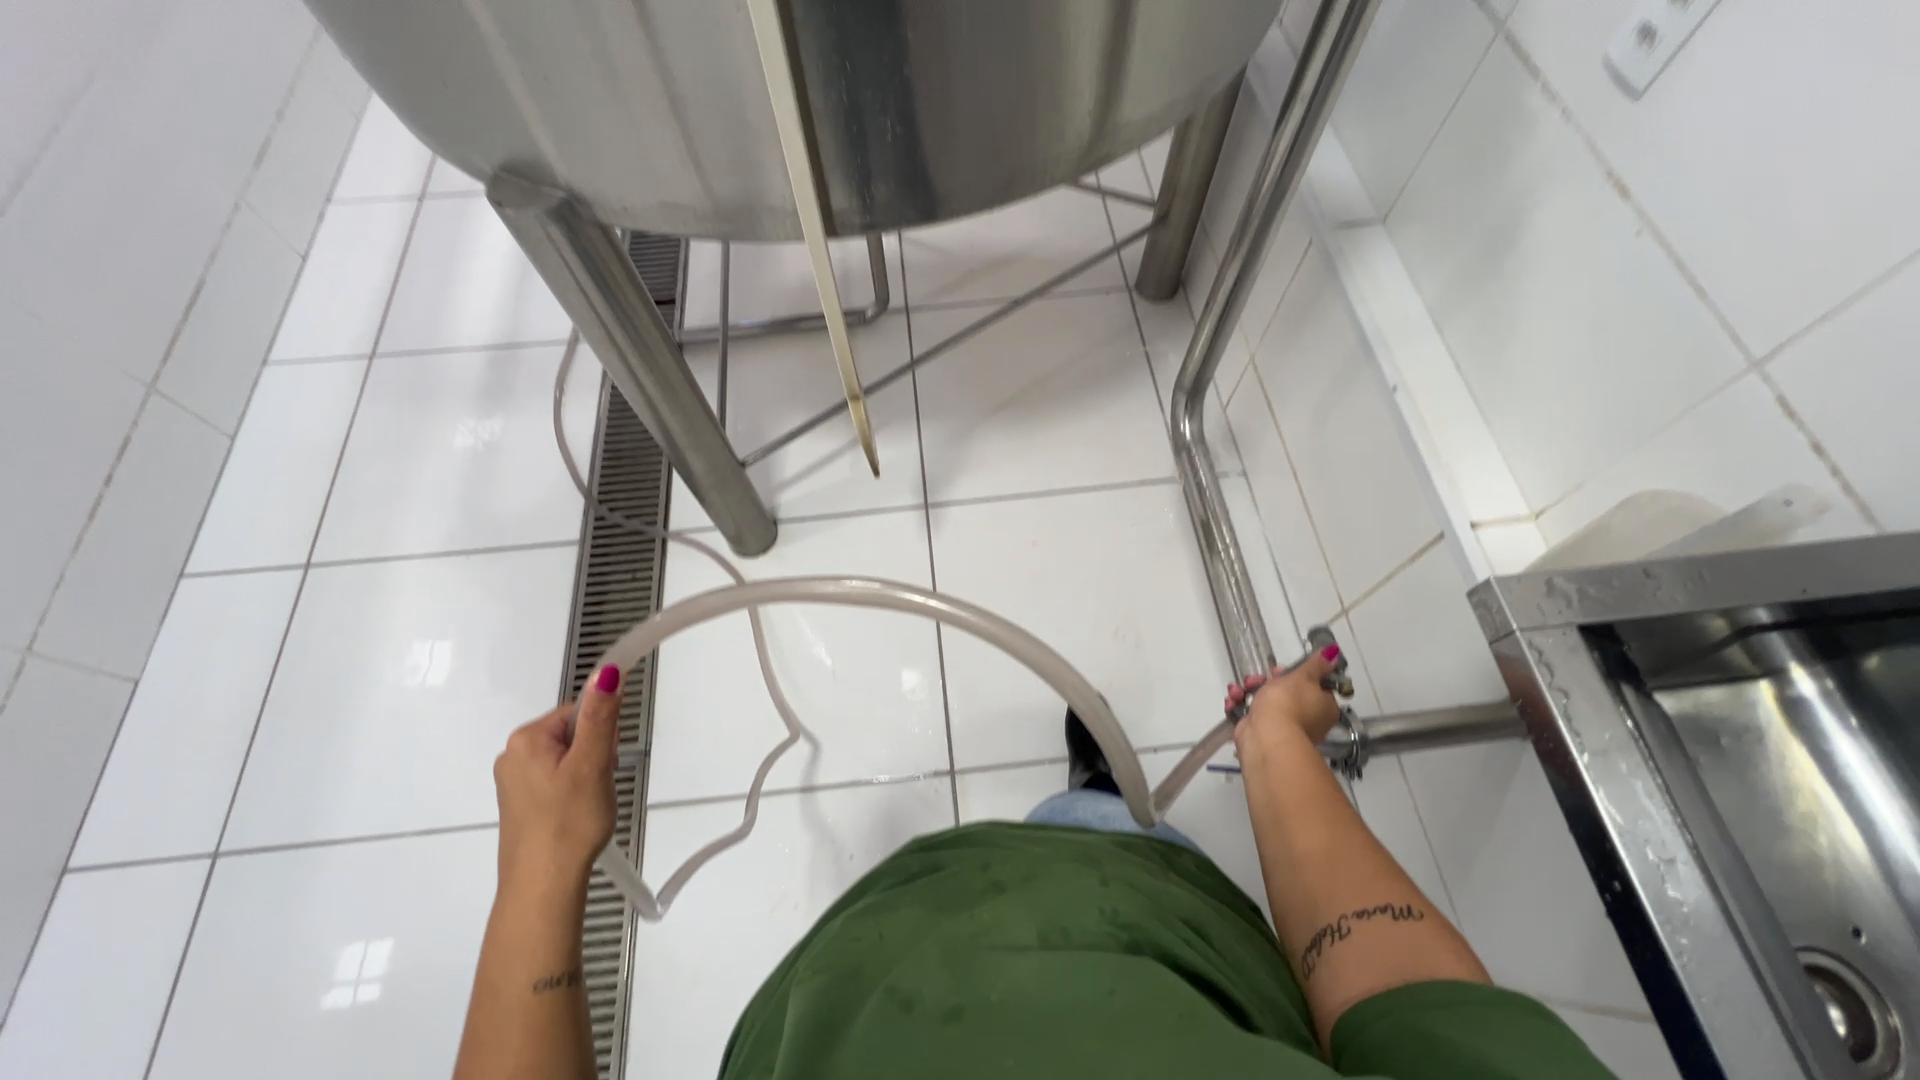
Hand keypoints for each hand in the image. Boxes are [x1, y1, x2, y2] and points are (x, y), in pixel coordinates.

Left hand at [493, 664, 623, 893]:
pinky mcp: (519, 804)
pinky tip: (577, 814)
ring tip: (589, 803)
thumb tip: (607, 671)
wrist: (543, 885)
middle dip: (594, 754)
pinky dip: (572, 791)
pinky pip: (555, 780)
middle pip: (572, 734)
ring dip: (586, 773)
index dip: (601, 734)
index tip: (606, 762)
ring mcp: (513, 781)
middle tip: (598, 785)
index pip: (579, 712)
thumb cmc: (570, 822)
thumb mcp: (593, 764)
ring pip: (565, 758)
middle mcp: (513, 754)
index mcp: (527, 738)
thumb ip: (600, 717)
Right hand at [1227, 645, 1344, 752]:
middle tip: (1256, 679)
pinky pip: (1252, 714)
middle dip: (1264, 682)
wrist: (1266, 736)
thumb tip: (1334, 653)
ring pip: (1265, 701)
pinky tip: (1232, 700)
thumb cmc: (1288, 703)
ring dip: (1247, 691)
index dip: (1294, 675)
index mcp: (1324, 706)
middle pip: (1285, 692)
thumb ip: (1316, 665)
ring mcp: (1284, 727)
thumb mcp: (1303, 677)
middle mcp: (1308, 719)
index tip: (1278, 670)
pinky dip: (1241, 706)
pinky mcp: (1264, 733)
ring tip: (1238, 690)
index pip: (1312, 685)